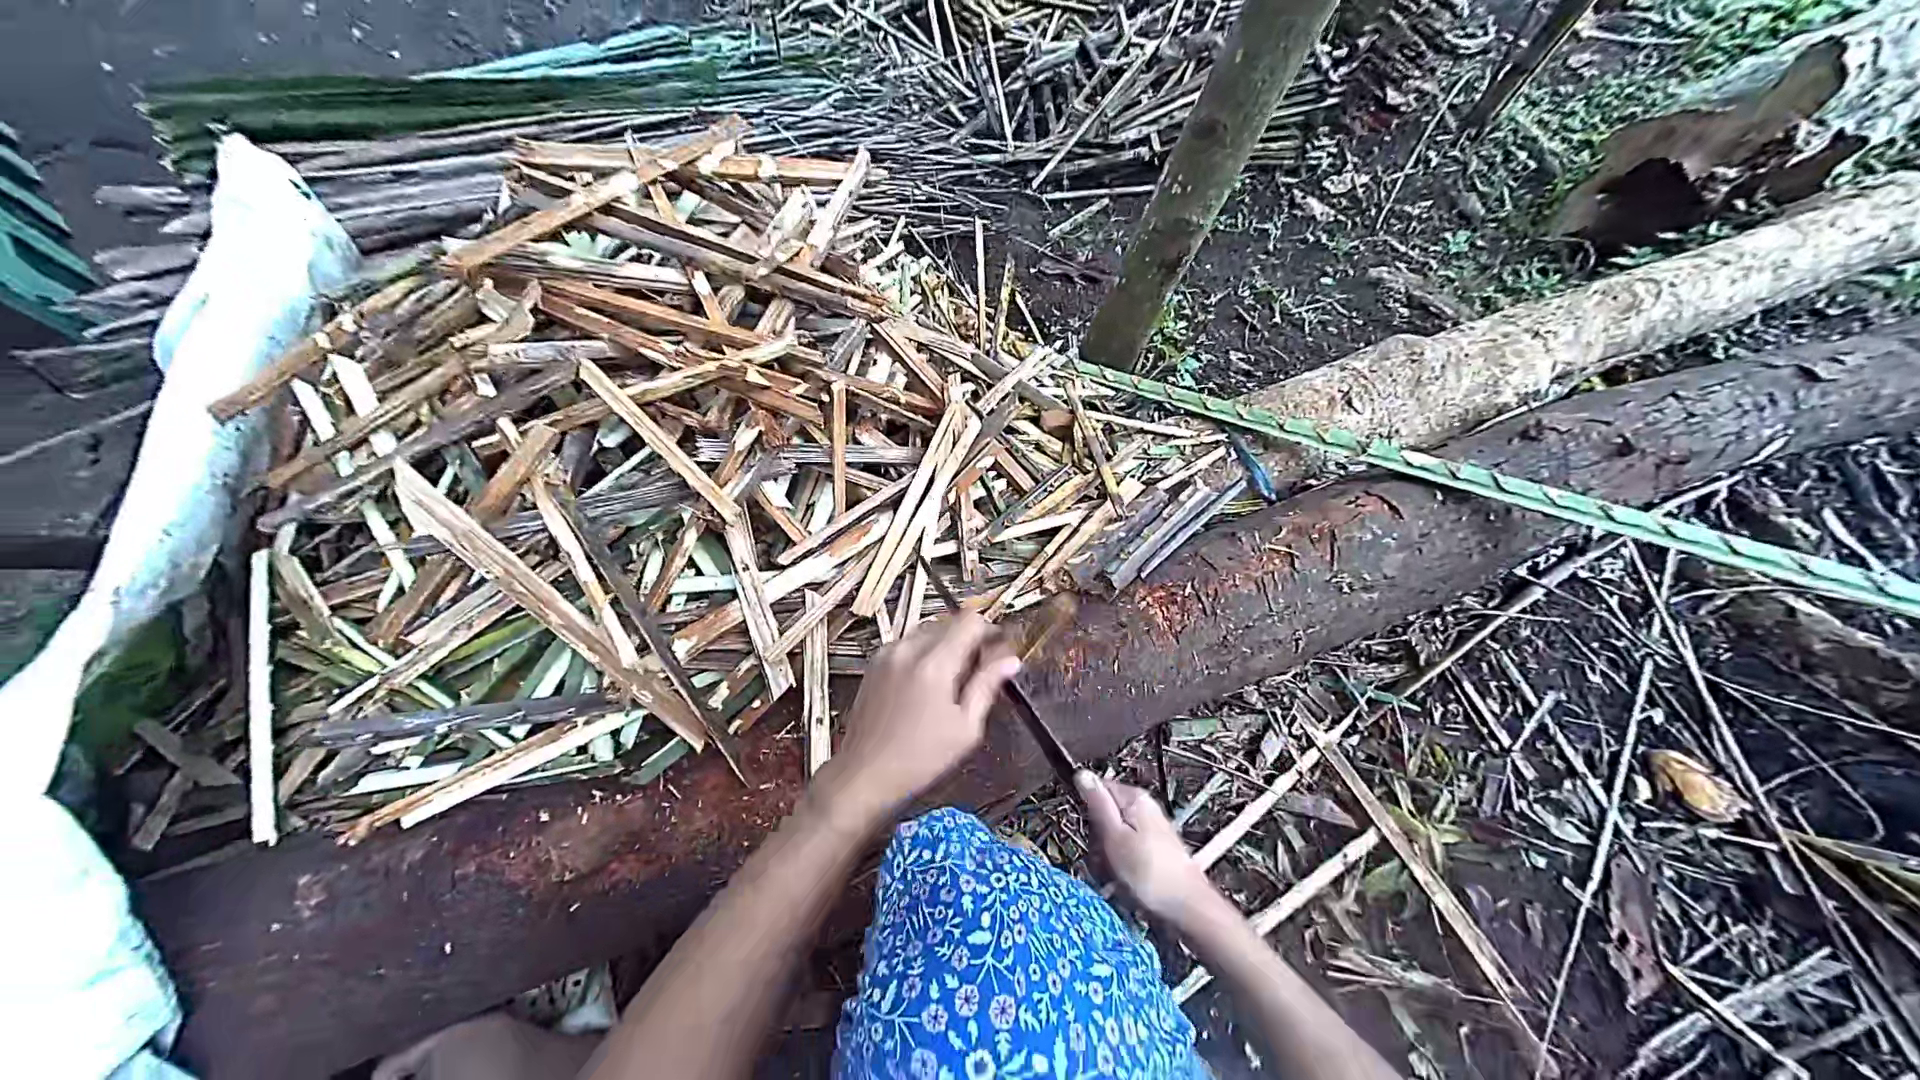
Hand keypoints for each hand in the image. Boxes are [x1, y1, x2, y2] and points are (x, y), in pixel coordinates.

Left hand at [818, 613, 1020, 823]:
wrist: (864, 774)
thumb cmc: (919, 759)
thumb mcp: (965, 728)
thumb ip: (987, 686)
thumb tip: (1010, 660)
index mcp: (934, 663)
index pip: (970, 621)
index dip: (991, 630)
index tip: (999, 650)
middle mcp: (908, 649)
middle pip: (949, 621)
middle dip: (969, 639)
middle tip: (980, 670)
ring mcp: (888, 653)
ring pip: (928, 630)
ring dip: (946, 644)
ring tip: (953, 680)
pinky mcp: (875, 662)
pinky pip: (908, 643)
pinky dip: (924, 652)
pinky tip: (928, 683)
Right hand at [1077, 772, 1220, 924]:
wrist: (1187, 908)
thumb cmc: (1152, 874)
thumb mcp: (1114, 836)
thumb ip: (1098, 803)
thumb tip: (1082, 774)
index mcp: (1135, 798)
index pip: (1097, 789)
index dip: (1087, 812)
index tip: (1091, 833)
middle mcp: (1145, 808)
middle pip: (1105, 814)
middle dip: (1099, 838)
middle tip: (1105, 857)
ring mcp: (1151, 829)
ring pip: (1114, 835)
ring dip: (1109, 855)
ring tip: (1117, 873)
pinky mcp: (1155, 848)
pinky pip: (1127, 849)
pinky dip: (1123, 864)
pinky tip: (1127, 880)